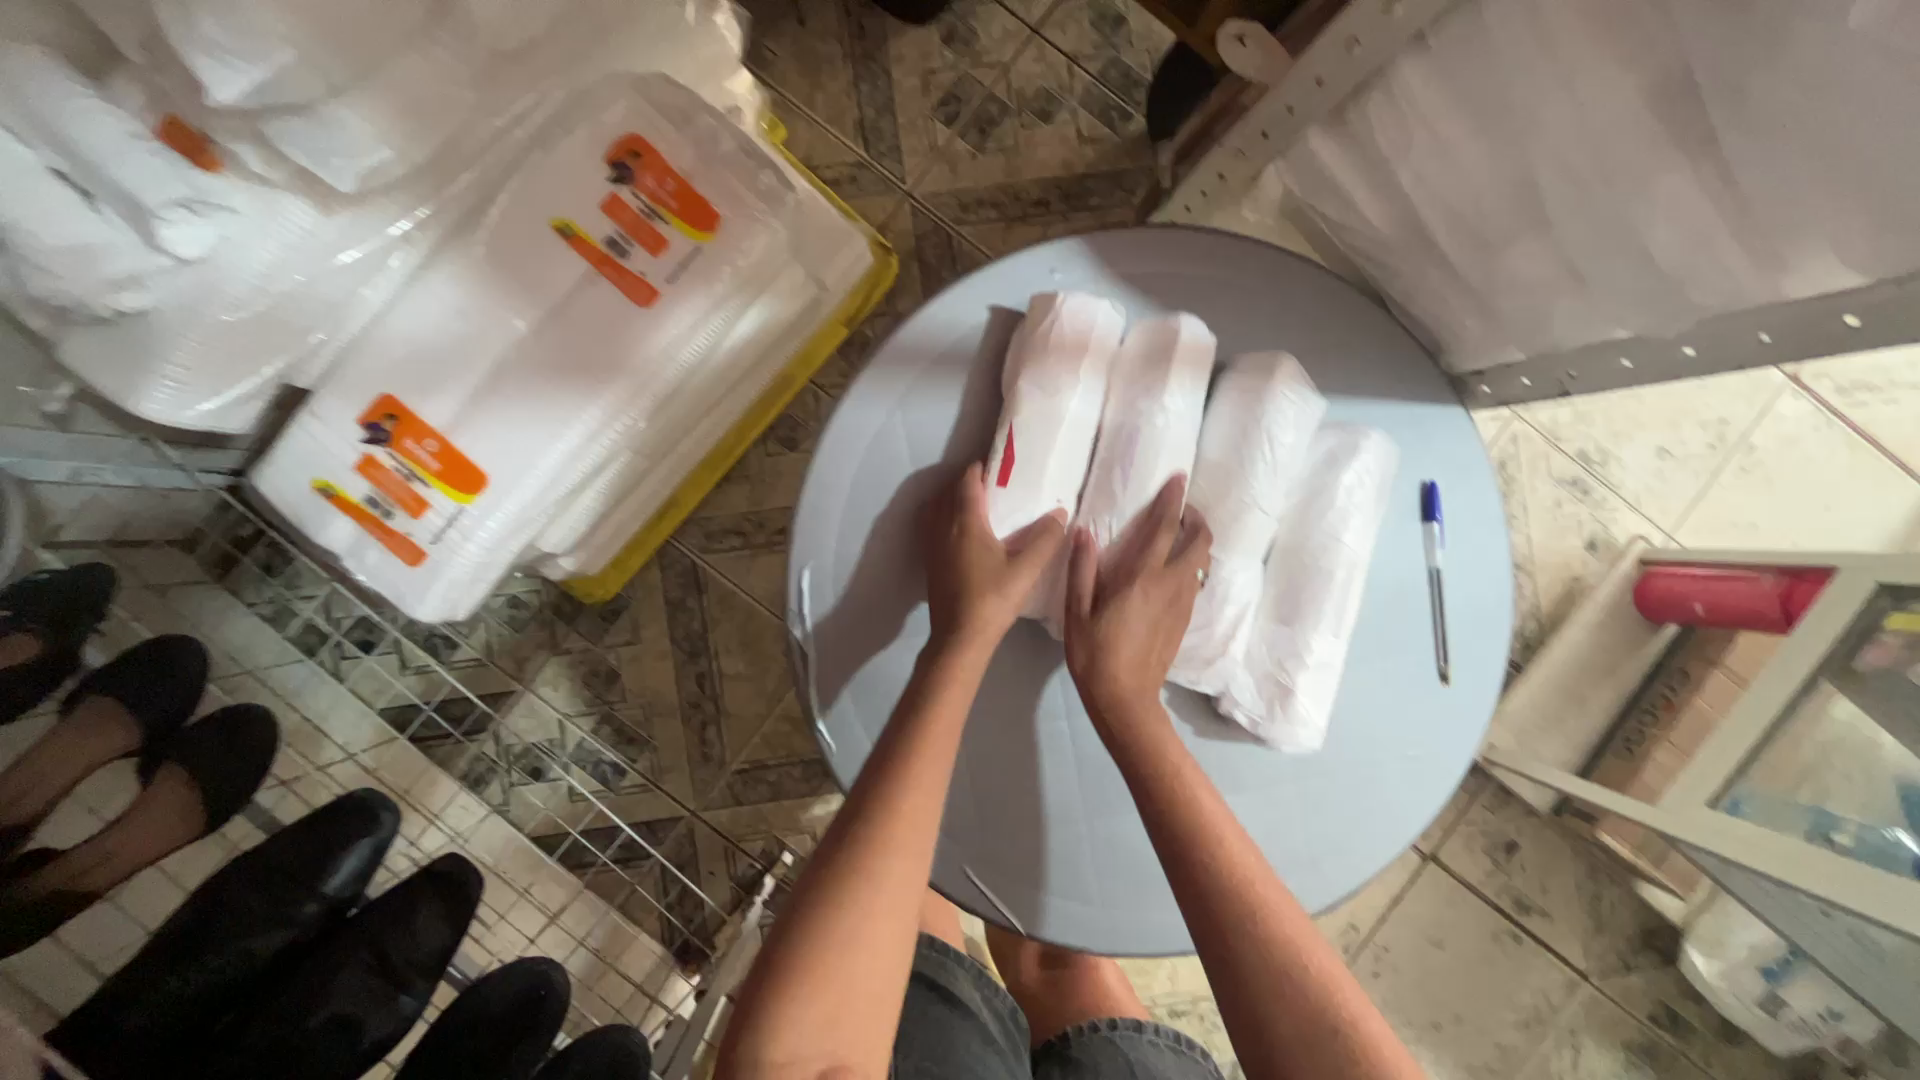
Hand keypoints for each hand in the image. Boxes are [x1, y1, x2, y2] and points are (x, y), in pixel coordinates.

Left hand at [922, 463, 1067, 653]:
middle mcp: (942, 526)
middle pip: (949, 490)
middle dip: (967, 481)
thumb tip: (1060, 512)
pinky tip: (963, 531)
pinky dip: (945, 516)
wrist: (959, 637)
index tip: (1000, 465)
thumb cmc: (992, 600)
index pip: (968, 480)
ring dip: (953, 498)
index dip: (982, 468)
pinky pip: (932, 524)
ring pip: (936, 507)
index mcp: (964, 521)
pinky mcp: (929, 560)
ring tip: (978, 503)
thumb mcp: (1026, 570)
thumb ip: (1045, 538)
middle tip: (993, 483)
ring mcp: (931, 544)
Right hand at [1063, 475, 1212, 730]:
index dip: (1173, 501)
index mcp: (1143, 579)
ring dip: (1195, 542)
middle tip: (1179, 510)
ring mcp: (1183, 605)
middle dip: (1196, 520)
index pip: (1166, 528)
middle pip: (1200, 542)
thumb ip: (1081, 569)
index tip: (1178, 478)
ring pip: (1202, 563)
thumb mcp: (1077, 611)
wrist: (1126, 700)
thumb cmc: (1095, 655)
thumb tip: (1083, 532)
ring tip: (1176, 535)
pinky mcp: (1184, 621)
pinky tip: (1171, 570)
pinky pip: (1195, 581)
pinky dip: (1190, 565)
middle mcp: (1171, 586)